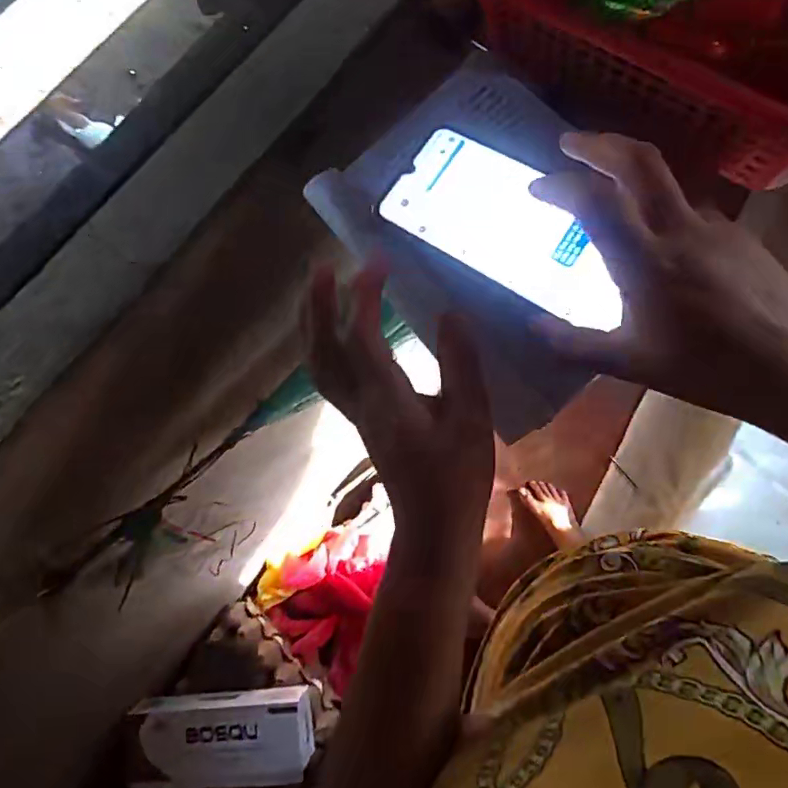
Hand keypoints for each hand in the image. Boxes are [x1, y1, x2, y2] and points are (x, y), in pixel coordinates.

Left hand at [303, 261, 494, 536]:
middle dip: (318, 306)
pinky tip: (335, 328)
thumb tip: (451, 314)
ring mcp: (356, 414)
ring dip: (314, 323)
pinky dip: (324, 344)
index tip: (379, 262)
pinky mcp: (361, 419)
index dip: (365, 297)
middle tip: (323, 265)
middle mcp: (361, 405)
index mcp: (388, 402)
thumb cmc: (458, 478)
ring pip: (319, 364)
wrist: (433, 526)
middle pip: (322, 351)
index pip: (363, 339)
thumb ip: (462, 366)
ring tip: (321, 287)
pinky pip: (329, 375)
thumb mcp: (473, 420)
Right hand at [528, 132, 787, 423]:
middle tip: (569, 143)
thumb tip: (535, 328)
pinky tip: (656, 233)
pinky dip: (660, 202)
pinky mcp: (737, 233)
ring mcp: (714, 225)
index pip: (597, 200)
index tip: (537, 186)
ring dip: (630, 168)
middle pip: (639, 161)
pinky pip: (689, 205)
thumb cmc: (712, 368)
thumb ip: (577, 344)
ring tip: (607, 183)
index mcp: (646, 261)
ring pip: (668, 178)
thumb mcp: (634, 364)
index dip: (561, 185)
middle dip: (599, 144)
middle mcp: (679, 229)